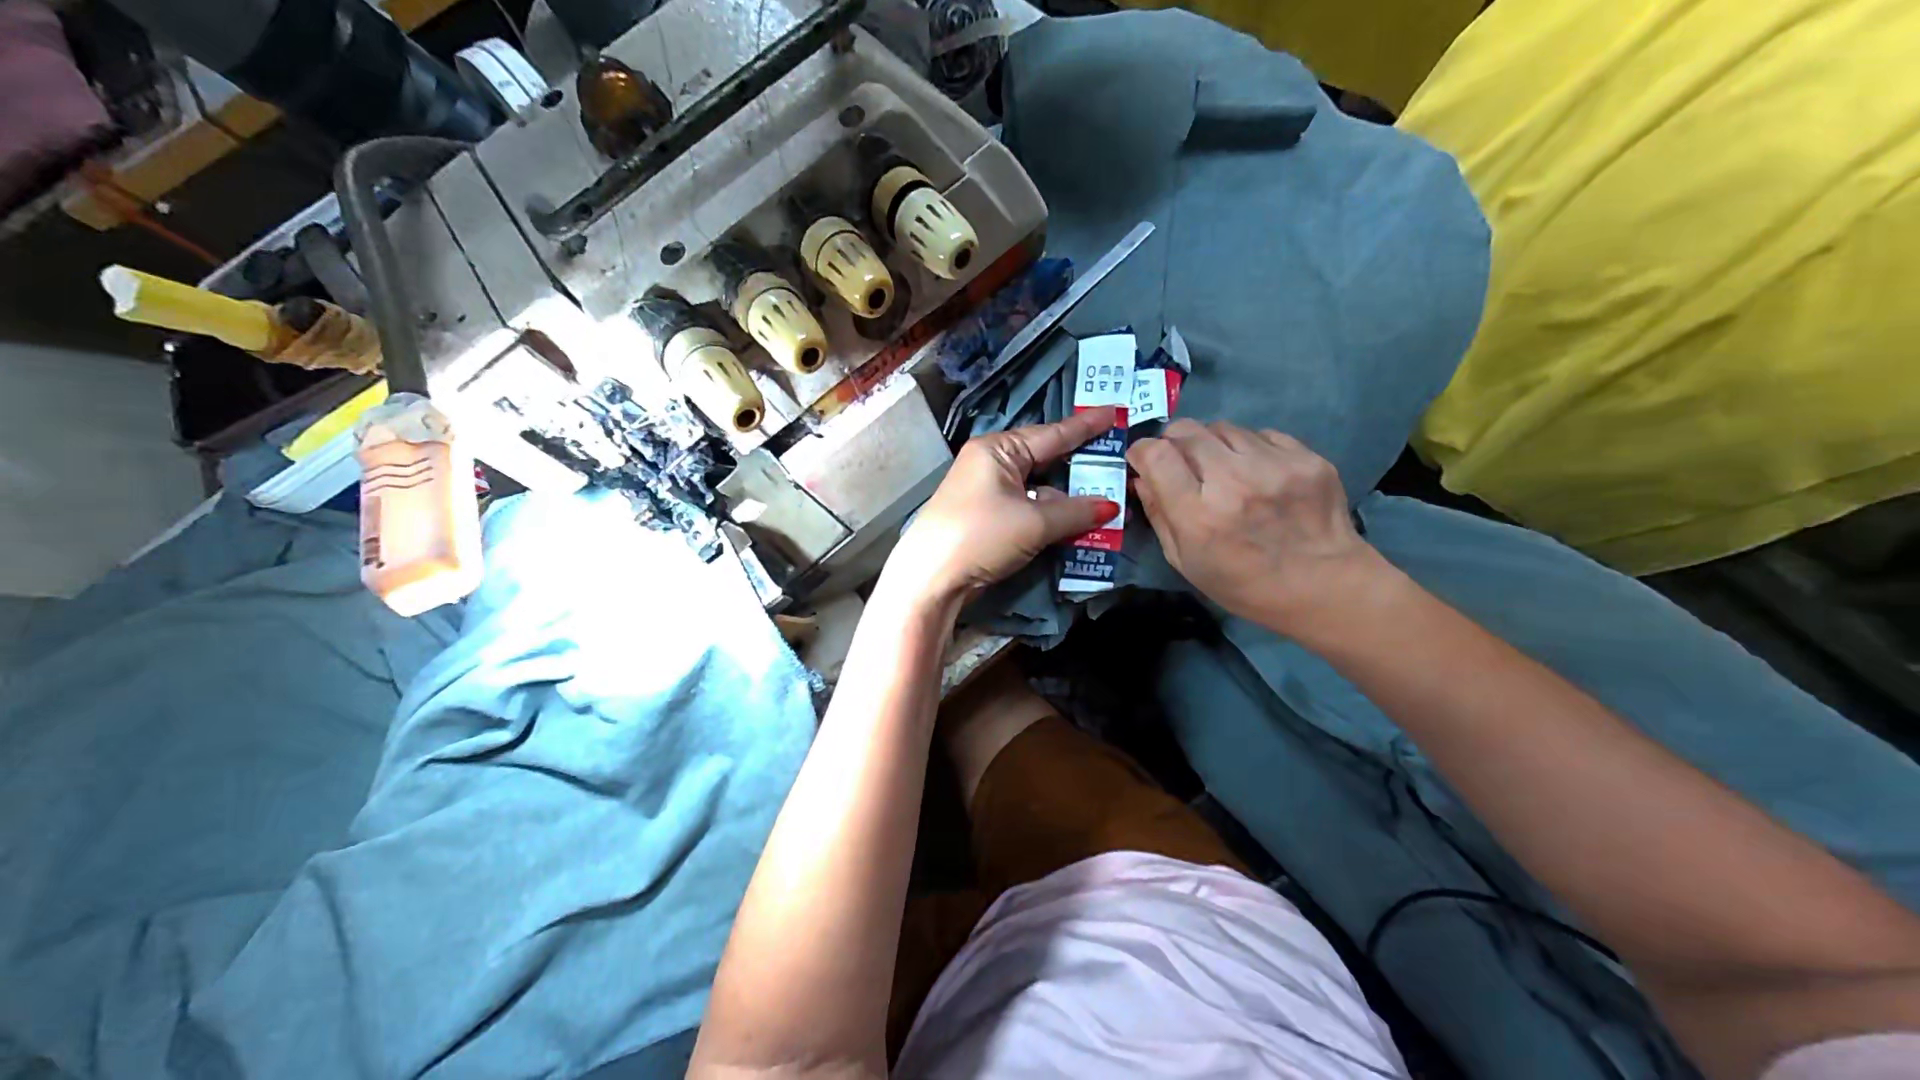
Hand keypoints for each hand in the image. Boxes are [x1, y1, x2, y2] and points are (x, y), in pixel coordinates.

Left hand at [884, 407, 1121, 605]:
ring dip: (1067, 495)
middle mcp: (991, 463)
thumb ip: (1075, 511)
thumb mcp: (1034, 523)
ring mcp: (986, 491)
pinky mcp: (986, 517)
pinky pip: (1028, 506)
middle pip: (1045, 459)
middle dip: (1079, 462)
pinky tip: (1074, 519)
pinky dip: (1051, 512)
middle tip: (1116, 456)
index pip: (1051, 434)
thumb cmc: (981, 535)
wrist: (931, 579)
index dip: (1086, 426)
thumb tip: (1109, 506)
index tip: (1114, 412)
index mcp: (997, 450)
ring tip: (1105, 493)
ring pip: (1038, 486)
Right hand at [1126, 419, 1383, 630]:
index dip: (1142, 451)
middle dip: (1173, 442)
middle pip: (1186, 431)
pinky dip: (1248, 448)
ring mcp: (1274, 466)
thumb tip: (1141, 477)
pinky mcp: (1306, 458)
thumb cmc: (1245, 585)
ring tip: (1220, 467)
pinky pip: (1261, 435)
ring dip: (1211, 443)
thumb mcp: (1186, 562)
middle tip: (1178, 460)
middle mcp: (1233, 481)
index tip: (1143, 459)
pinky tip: (1255, 472)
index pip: (1156, 454)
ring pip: (1223, 427)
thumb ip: (1159, 514)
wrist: (1325, 587)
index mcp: (1199, 515)